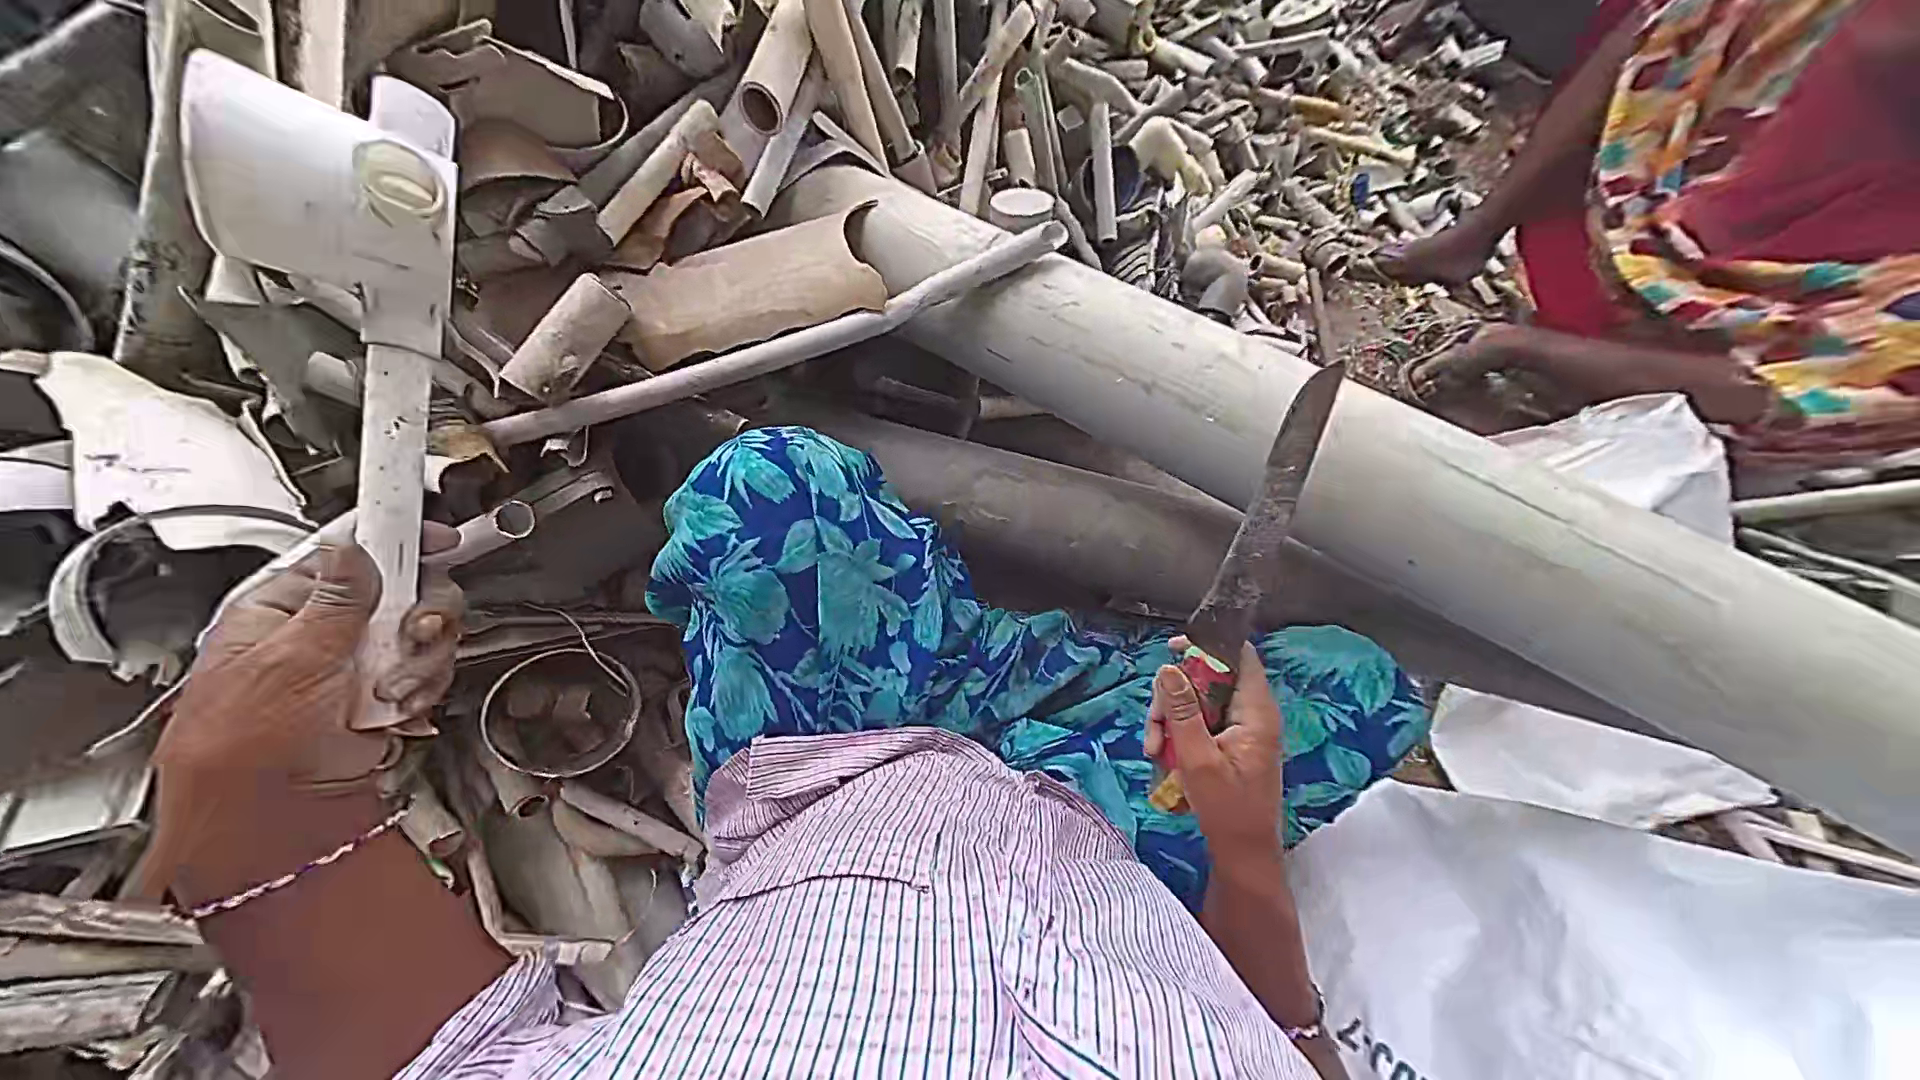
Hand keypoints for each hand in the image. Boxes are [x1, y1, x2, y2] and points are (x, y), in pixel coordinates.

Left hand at [131, 526, 464, 905]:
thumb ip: (333, 600)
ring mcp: (367, 655)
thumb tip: (355, 550)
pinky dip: (425, 684)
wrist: (280, 809)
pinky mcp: (396, 682)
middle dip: (423, 613)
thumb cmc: (248, 743)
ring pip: (432, 627)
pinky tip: (397, 706)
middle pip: (409, 588)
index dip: (395, 539)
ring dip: (423, 659)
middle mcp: (333, 627)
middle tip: (418, 629)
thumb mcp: (286, 659)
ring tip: (392, 690)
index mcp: (288, 608)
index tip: (436, 536)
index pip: (349, 554)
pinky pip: (436, 664)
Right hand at [1145, 638, 1282, 860]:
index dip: (1207, 645)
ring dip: (1170, 718)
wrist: (1244, 852)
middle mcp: (1252, 713)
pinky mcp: (1229, 741)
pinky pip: (1199, 720)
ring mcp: (1240, 727)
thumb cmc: (1227, 809)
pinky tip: (1163, 755)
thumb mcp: (1197, 758)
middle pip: (1208, 678)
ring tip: (1154, 749)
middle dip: (1174, 695)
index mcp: (1256, 712)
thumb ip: (1182, 711)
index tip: (1173, 649)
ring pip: (1197, 700)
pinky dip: (1178, 732)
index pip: (1240, 656)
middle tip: (1154, 722)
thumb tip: (1168, 668)